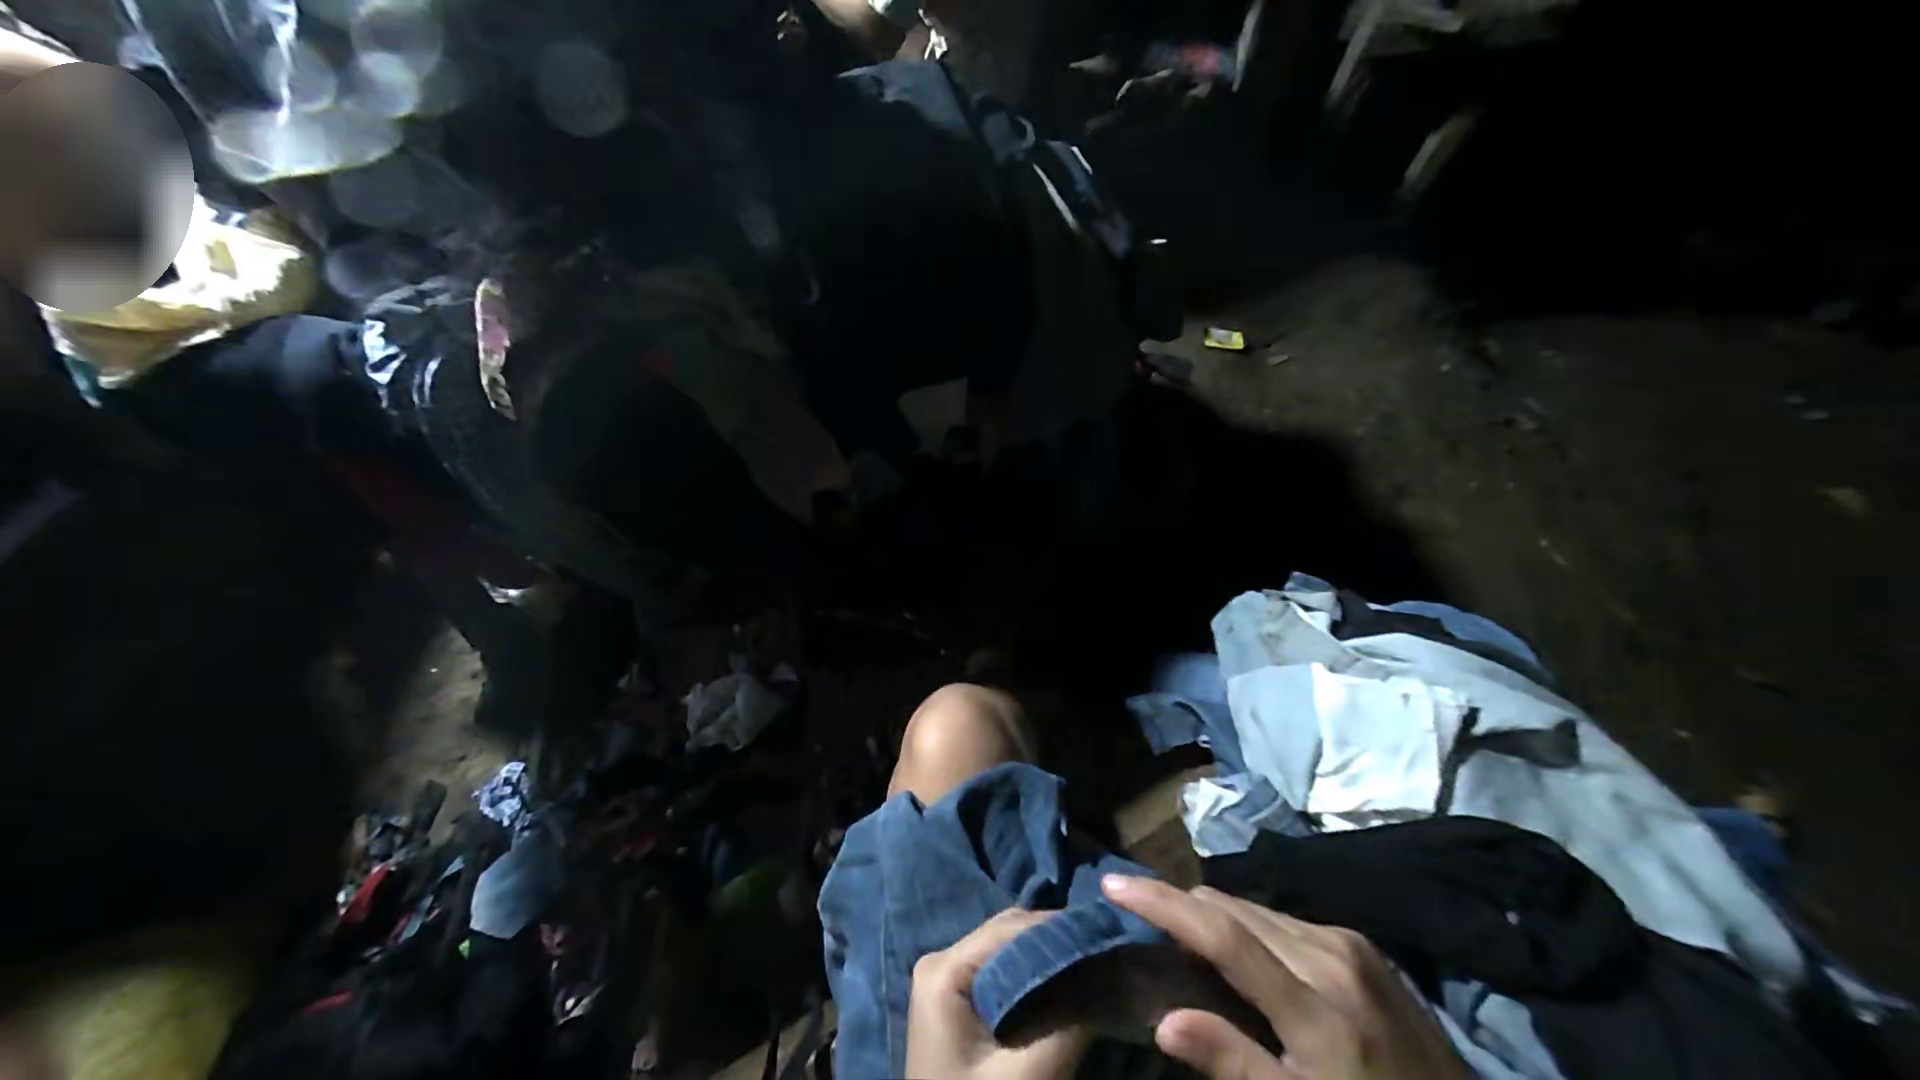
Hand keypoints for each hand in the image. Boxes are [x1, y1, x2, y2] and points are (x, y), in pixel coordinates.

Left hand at [905, 908, 1093, 1079]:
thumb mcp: (1027, 1075)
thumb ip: (1068, 1023)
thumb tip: (1112, 976)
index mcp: (943, 969)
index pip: (1009, 928)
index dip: (1058, 929)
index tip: (1103, 936)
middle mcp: (941, 961)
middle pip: (1007, 934)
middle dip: (1055, 940)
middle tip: (1103, 950)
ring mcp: (946, 979)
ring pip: (1007, 950)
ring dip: (1047, 956)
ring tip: (1091, 963)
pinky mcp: (957, 1000)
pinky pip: (1000, 971)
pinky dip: (1033, 974)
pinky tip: (1065, 984)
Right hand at [1101, 875, 1471, 1079]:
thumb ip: (1233, 1063)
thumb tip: (1162, 1019)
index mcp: (1317, 1006)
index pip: (1220, 935)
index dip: (1161, 905)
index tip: (1113, 884)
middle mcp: (1329, 952)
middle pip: (1231, 909)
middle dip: (1179, 908)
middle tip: (1139, 918)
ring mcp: (1348, 942)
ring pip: (1254, 908)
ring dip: (1211, 917)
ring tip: (1180, 936)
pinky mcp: (1360, 942)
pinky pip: (1282, 919)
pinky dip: (1247, 927)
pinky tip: (1240, 953)